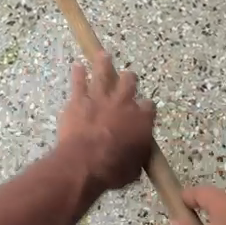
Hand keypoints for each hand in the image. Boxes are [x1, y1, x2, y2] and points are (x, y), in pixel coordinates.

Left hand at [55, 54, 155, 192]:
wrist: (85, 162)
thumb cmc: (113, 169)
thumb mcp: (134, 169)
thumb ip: (137, 155)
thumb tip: (137, 155)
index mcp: (141, 119)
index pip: (149, 107)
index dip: (146, 108)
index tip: (144, 109)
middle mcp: (123, 103)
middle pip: (129, 82)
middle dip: (129, 79)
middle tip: (127, 76)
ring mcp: (100, 98)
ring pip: (104, 73)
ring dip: (104, 63)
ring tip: (103, 55)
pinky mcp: (79, 100)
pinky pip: (79, 82)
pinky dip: (78, 73)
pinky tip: (76, 66)